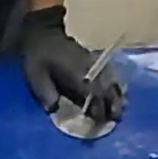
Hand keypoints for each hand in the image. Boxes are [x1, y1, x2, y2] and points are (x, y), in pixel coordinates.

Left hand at [20, 6, 124, 121]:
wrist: (44, 36)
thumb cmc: (38, 59)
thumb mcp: (36, 78)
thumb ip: (46, 93)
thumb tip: (55, 109)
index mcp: (76, 73)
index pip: (92, 93)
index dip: (97, 108)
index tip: (101, 122)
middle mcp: (89, 67)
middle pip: (106, 87)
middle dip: (112, 103)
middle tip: (117, 119)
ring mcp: (93, 63)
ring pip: (110, 80)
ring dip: (116, 95)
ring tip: (121, 110)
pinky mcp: (93, 61)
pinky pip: (108, 74)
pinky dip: (114, 85)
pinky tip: (119, 94)